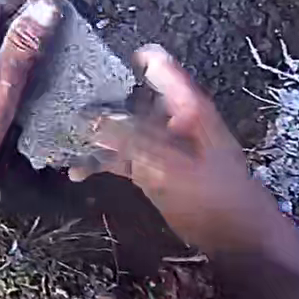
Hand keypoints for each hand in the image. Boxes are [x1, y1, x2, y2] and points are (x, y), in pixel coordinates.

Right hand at [71, 45, 288, 255]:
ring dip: (94, 137)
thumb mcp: (170, 166)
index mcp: (187, 107)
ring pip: (121, 131)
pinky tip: (77, 172)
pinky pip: (121, 158)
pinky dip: (101, 163)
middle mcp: (171, 120)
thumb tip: (93, 120)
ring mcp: (160, 146)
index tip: (91, 64)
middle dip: (98, 102)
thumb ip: (131, 140)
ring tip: (62, 142)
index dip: (128, 60)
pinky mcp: (152, 169)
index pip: (159, 67)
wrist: (236, 238)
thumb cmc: (213, 196)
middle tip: (62, 105)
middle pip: (131, 98)